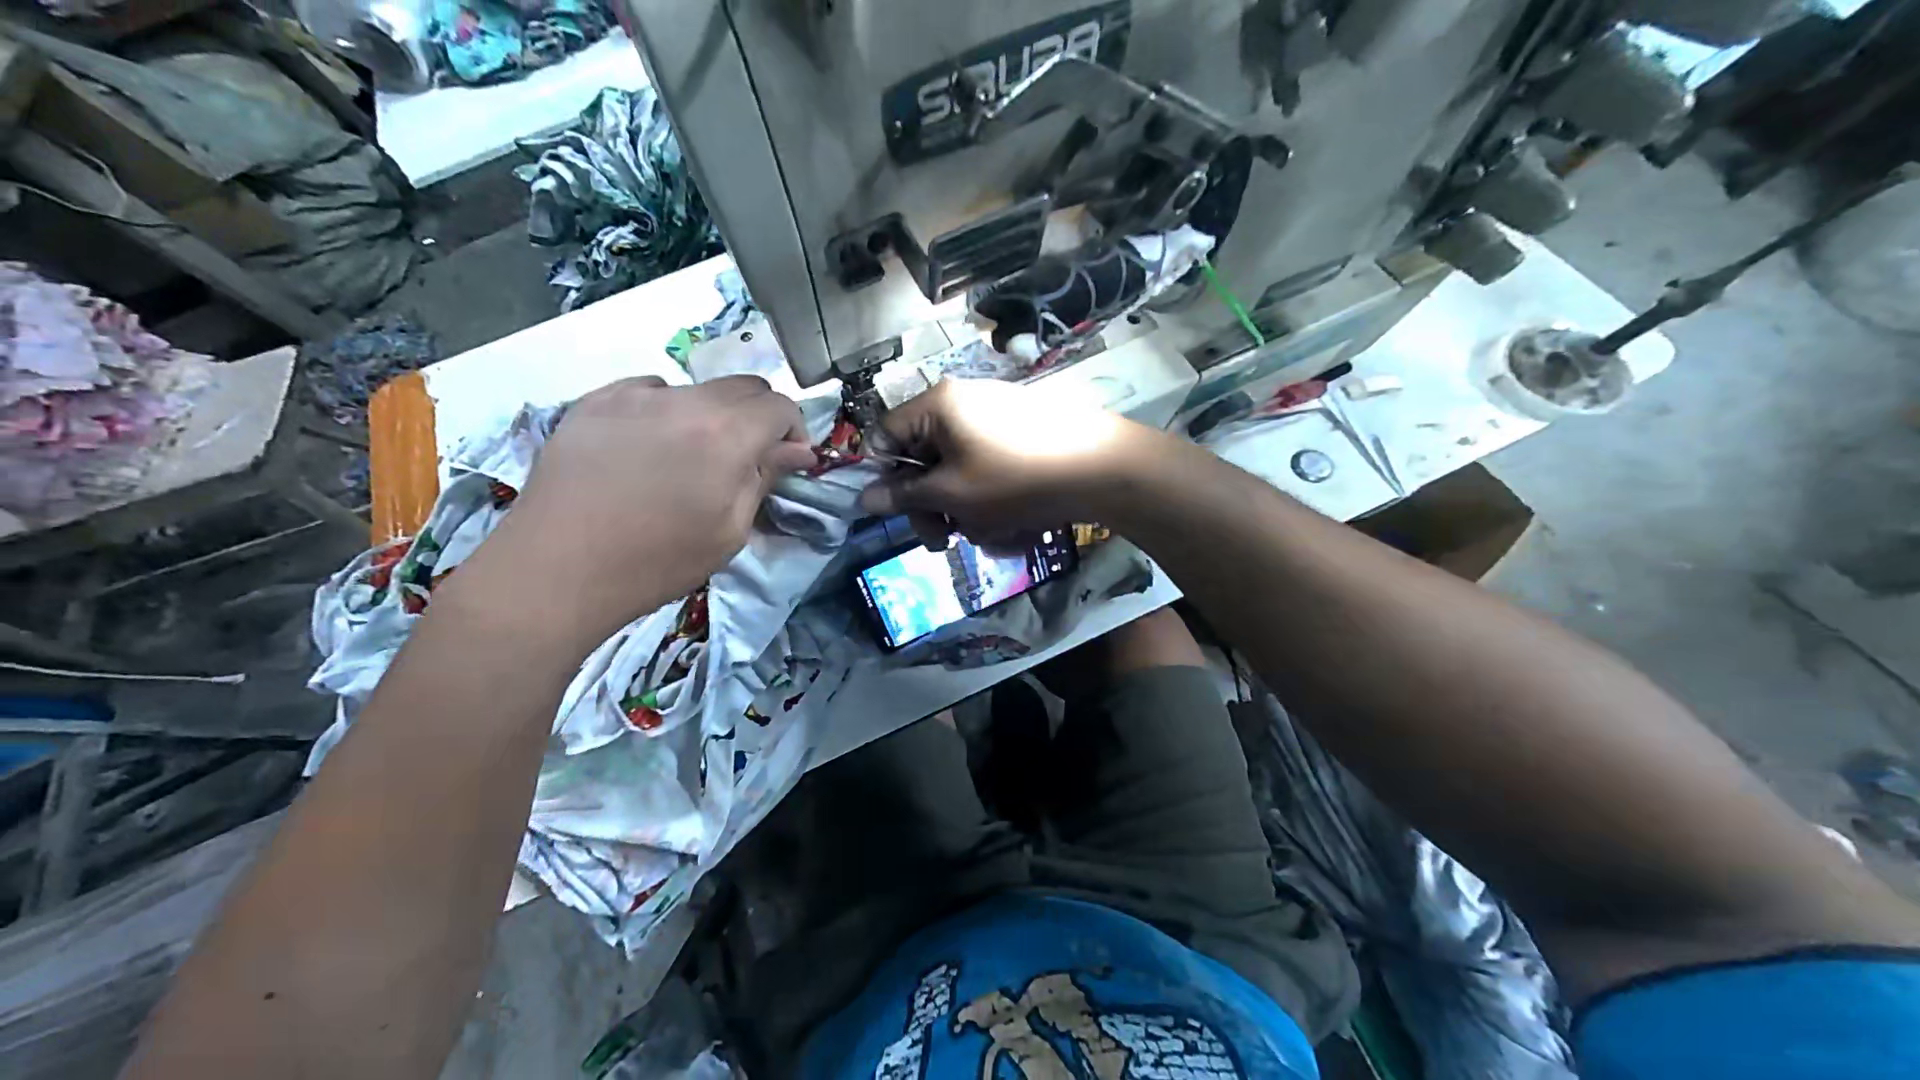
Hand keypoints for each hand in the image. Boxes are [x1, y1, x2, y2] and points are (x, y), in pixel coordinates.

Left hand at [453, 376, 815, 645]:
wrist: (557, 568)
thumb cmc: (656, 562)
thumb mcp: (729, 531)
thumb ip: (765, 479)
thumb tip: (798, 451)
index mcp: (726, 434)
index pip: (780, 406)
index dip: (794, 431)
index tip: (787, 460)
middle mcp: (685, 400)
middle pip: (743, 386)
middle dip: (757, 417)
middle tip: (745, 459)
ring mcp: (634, 394)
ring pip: (695, 389)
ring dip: (710, 416)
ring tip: (687, 458)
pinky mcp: (594, 401)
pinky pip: (647, 392)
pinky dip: (663, 412)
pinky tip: (645, 450)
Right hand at [858, 378, 1172, 542]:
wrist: (1103, 469)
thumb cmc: (1016, 480)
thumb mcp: (952, 495)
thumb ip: (904, 497)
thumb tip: (863, 499)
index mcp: (938, 405)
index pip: (885, 436)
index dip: (886, 478)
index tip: (902, 513)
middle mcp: (963, 404)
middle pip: (923, 459)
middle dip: (931, 506)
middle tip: (944, 542)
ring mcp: (996, 418)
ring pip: (958, 473)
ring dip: (967, 511)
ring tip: (995, 535)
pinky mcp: (1023, 436)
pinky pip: (990, 472)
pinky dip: (994, 502)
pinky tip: (1016, 526)